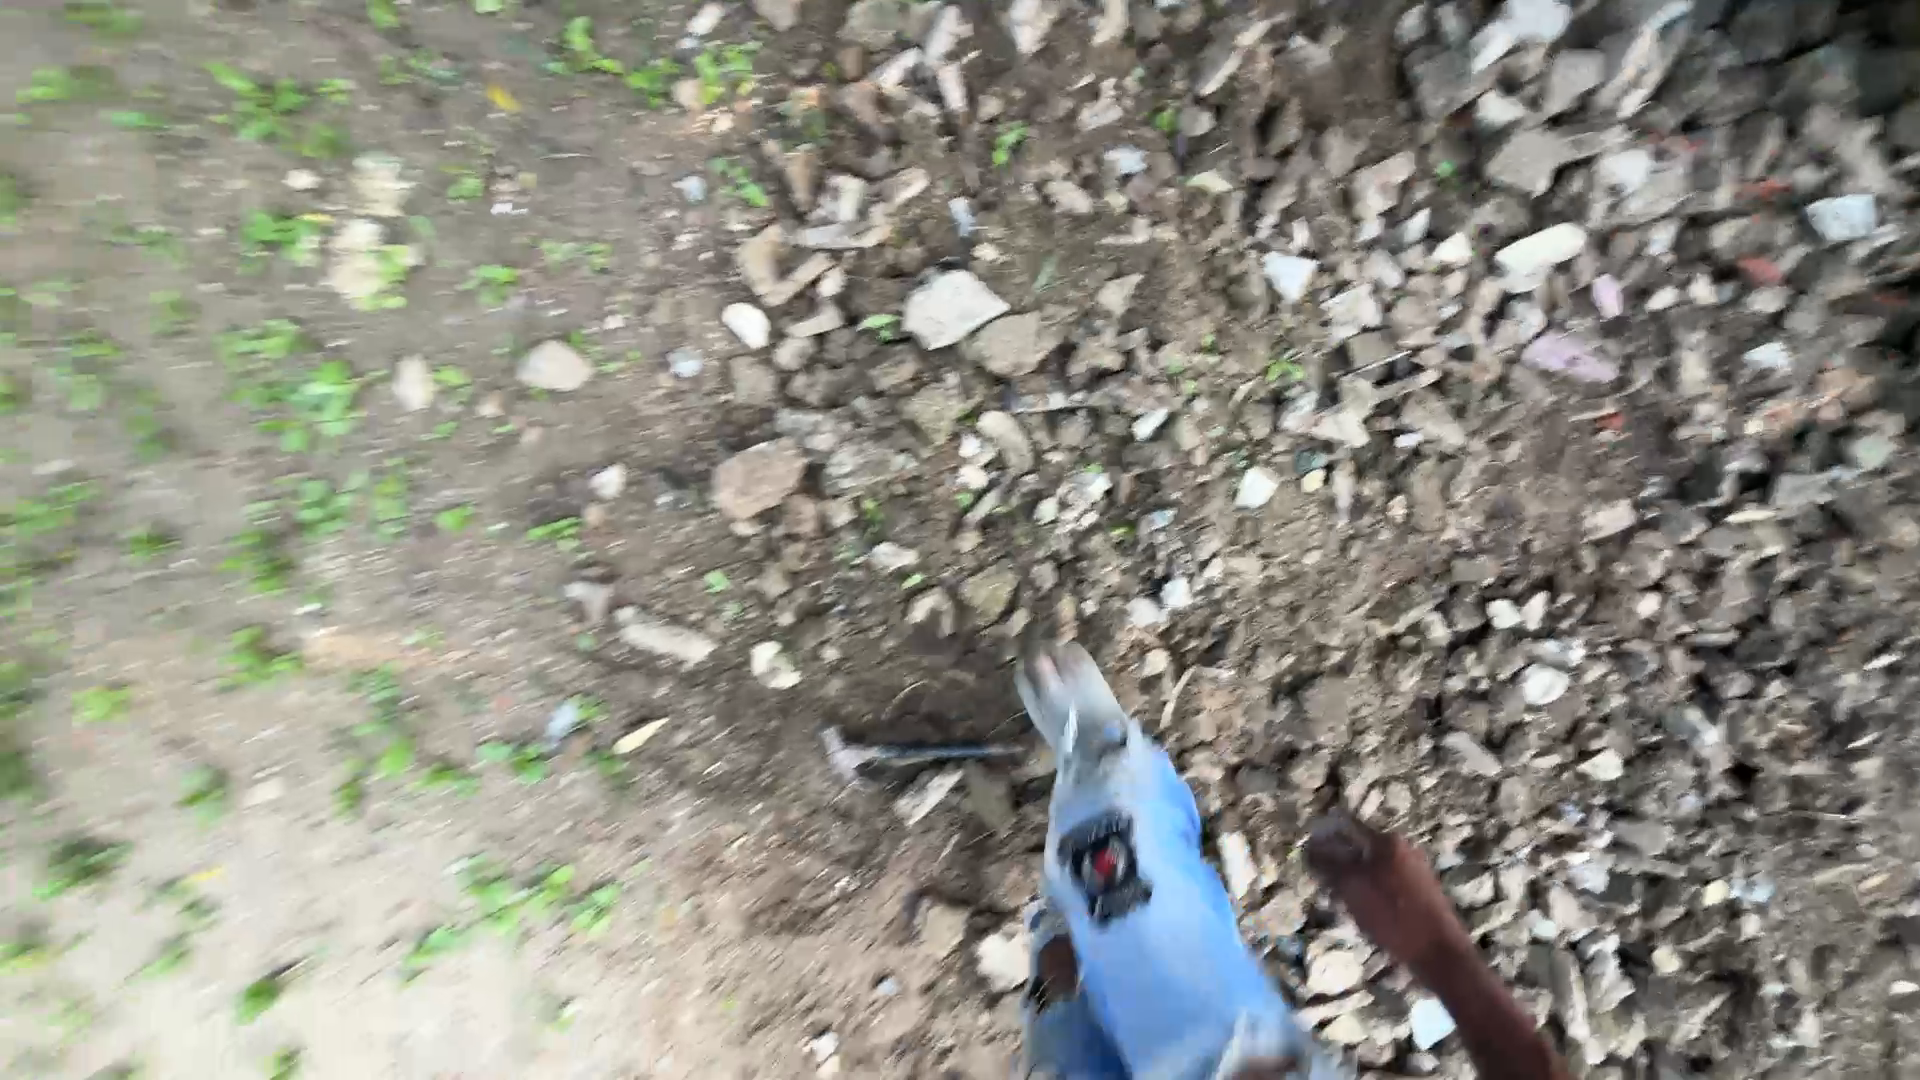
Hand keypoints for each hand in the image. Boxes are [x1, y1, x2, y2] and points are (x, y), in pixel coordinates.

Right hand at [1304, 810, 1473, 979]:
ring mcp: (1417, 869)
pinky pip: (1387, 881)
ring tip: (1342, 899)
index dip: (1324, 837)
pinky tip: (1365, 910)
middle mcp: (1404, 848)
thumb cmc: (1392, 915)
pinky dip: (1372, 890)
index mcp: (1387, 840)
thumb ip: (1326, 863)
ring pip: (1373, 866)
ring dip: (1354, 878)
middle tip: (1324, 881)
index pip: (1346, 825)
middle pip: (1360, 846)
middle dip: (1339, 860)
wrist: (1441, 956)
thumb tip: (1308, 848)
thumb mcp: (1350, 887)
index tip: (1309, 854)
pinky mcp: (1423, 891)